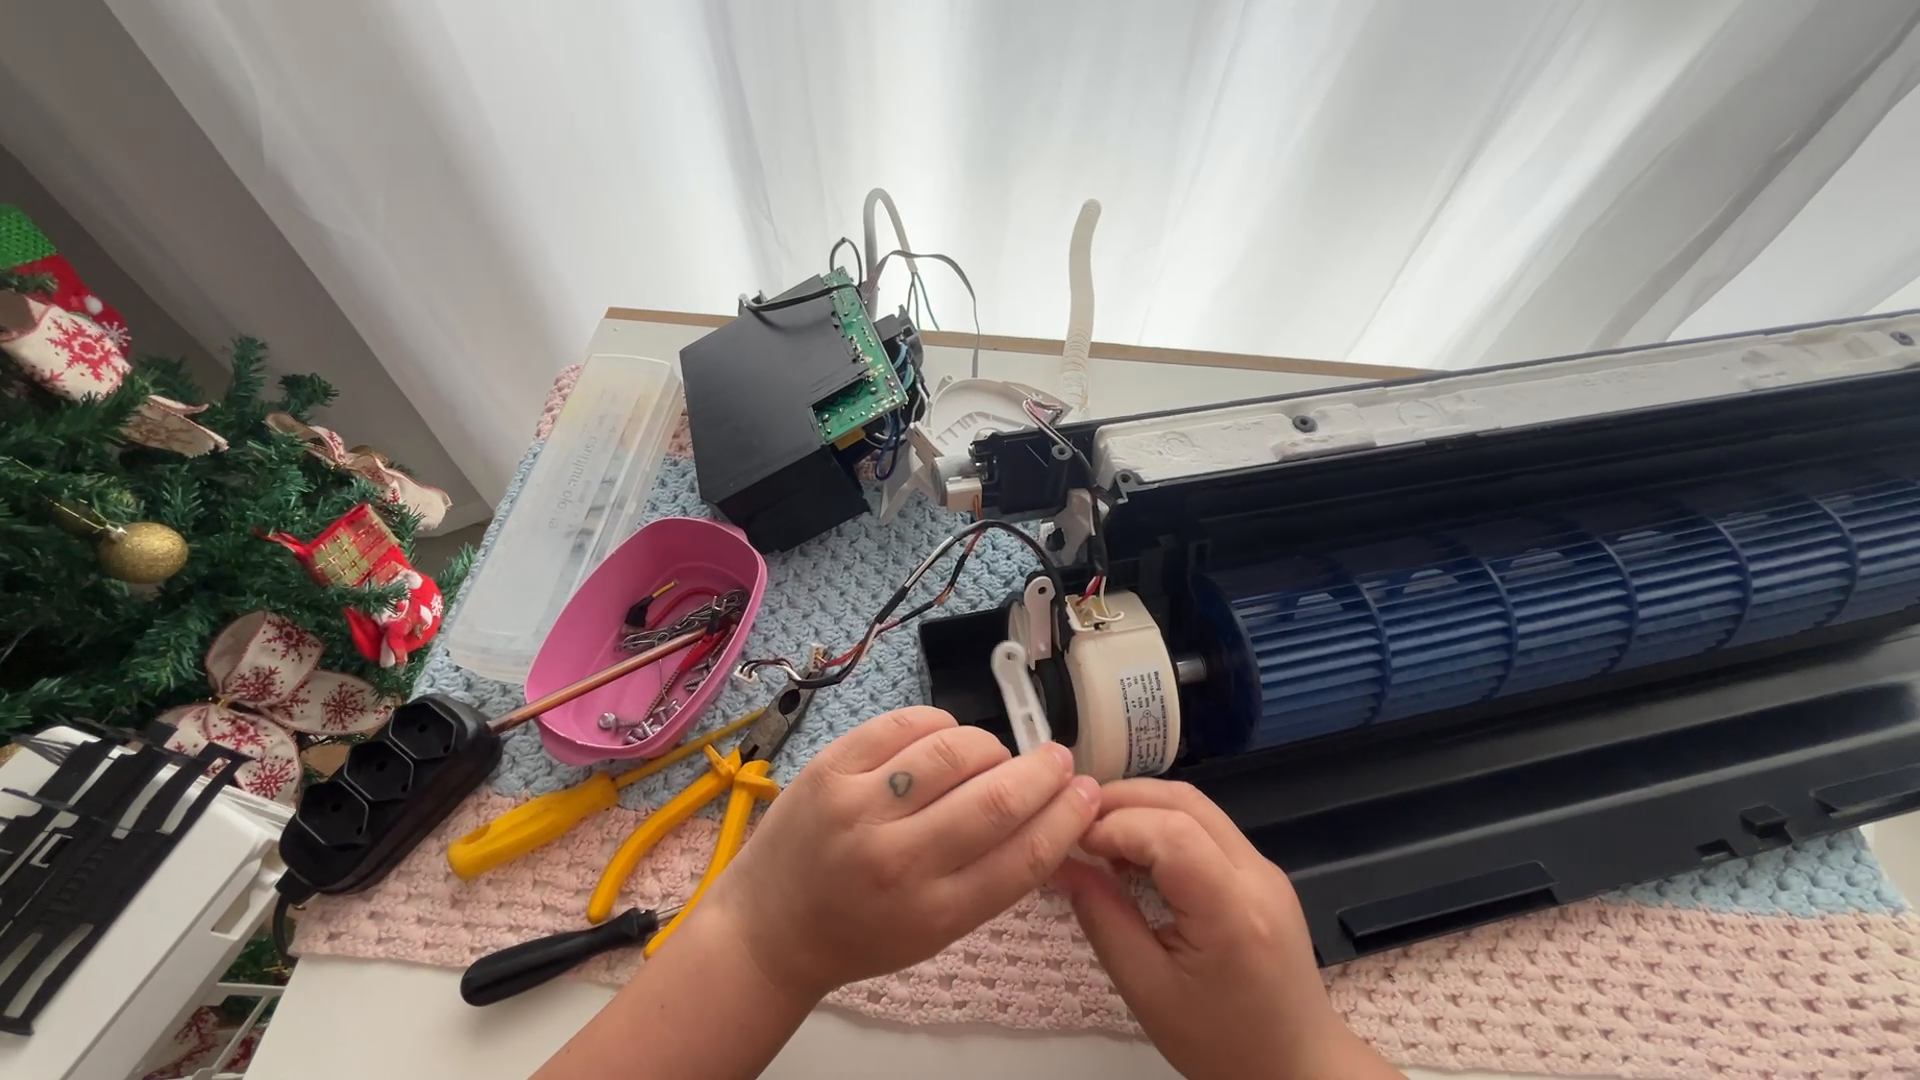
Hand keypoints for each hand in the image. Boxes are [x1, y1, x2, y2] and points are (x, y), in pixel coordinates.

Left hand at [695, 707, 1101, 1002]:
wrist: (770, 928)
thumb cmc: (861, 932)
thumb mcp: (936, 929)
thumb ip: (990, 876)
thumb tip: (1049, 813)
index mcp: (934, 913)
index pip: (1024, 857)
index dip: (1068, 818)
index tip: (1088, 793)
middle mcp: (898, 860)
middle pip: (997, 799)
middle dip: (1043, 771)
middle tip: (1058, 759)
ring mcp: (858, 807)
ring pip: (955, 750)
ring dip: (991, 746)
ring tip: (994, 755)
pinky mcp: (830, 766)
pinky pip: (905, 723)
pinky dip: (940, 723)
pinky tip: (946, 738)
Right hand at [1053, 780, 1398, 1079]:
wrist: (1297, 1068)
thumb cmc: (1220, 1043)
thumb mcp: (1147, 991)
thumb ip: (1103, 919)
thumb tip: (1062, 863)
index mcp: (1233, 912)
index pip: (1171, 833)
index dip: (1116, 824)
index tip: (1074, 843)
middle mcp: (1257, 874)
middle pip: (1184, 802)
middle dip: (1123, 800)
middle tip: (1076, 822)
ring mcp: (1264, 867)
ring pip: (1196, 805)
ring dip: (1142, 806)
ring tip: (1099, 834)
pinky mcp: (1261, 870)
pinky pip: (1207, 825)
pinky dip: (1163, 822)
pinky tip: (1136, 850)